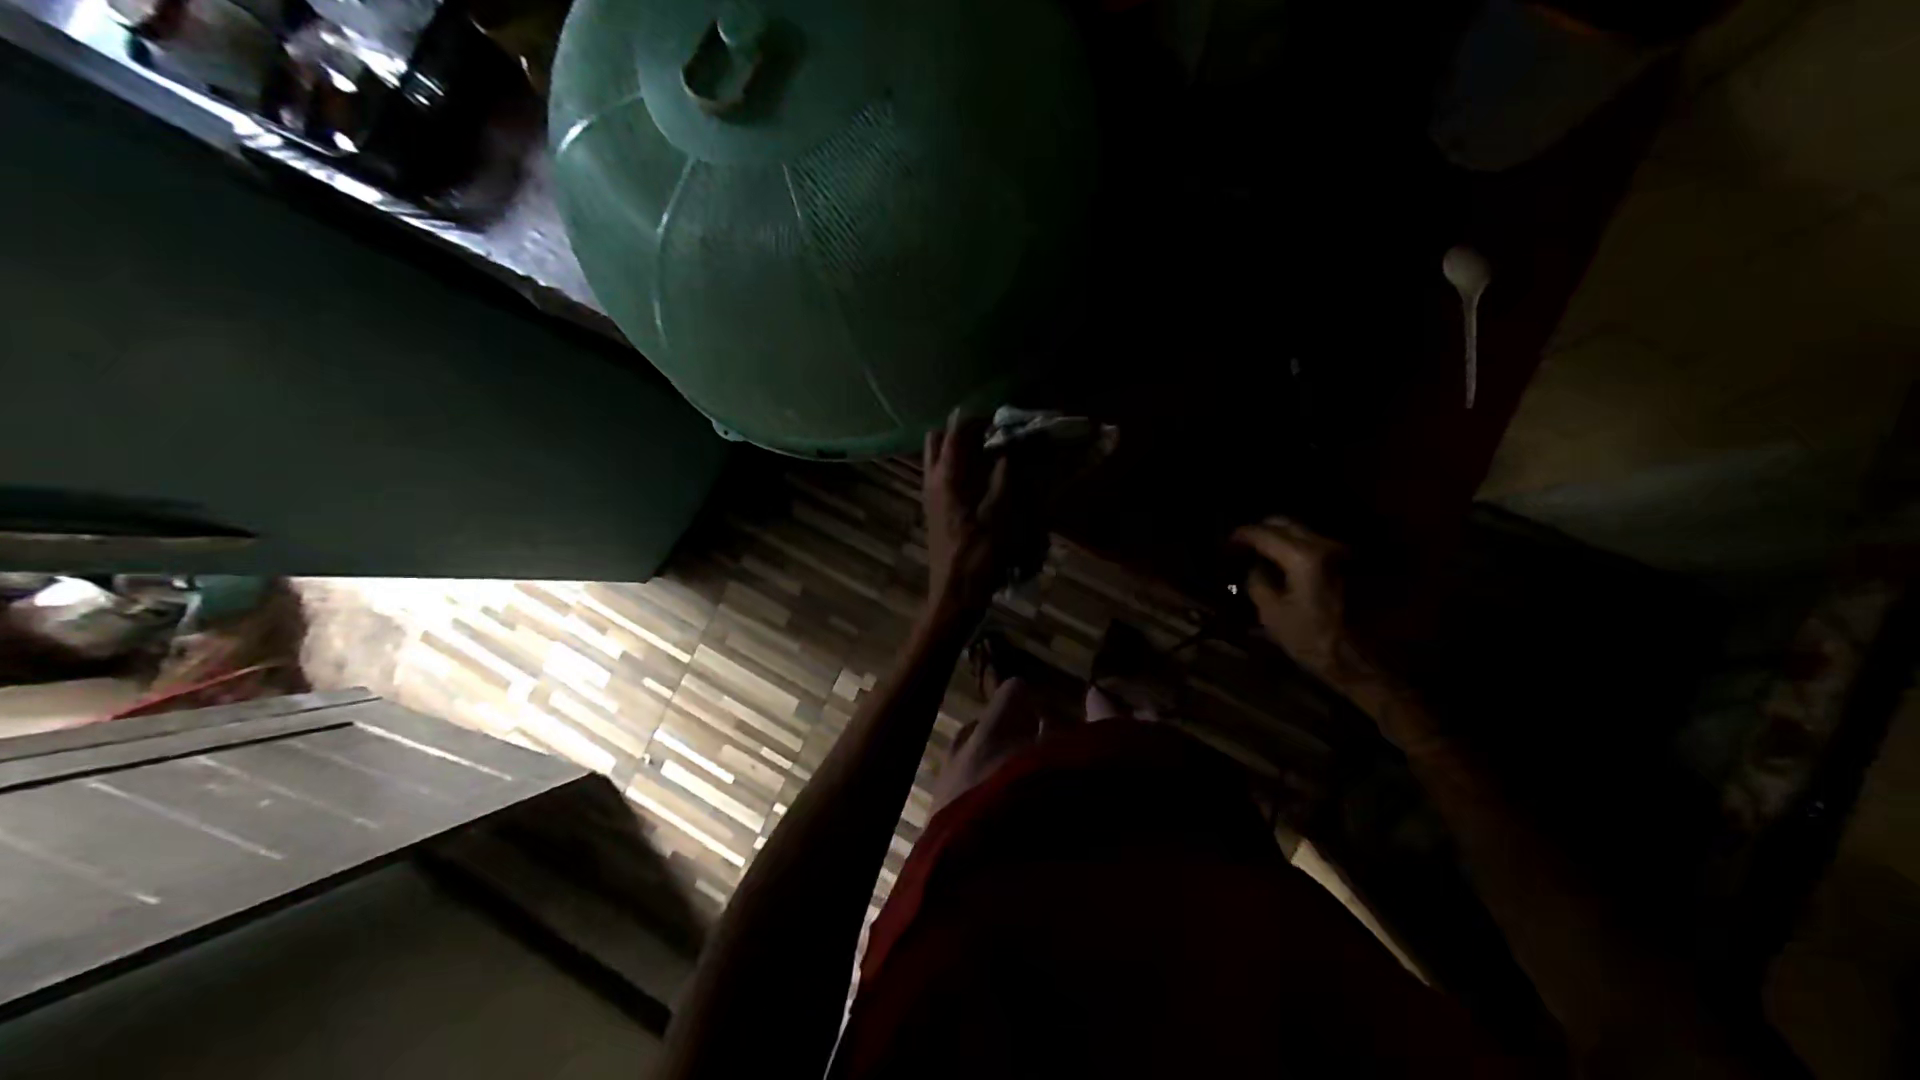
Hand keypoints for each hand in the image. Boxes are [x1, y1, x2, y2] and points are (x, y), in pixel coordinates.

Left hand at [922, 412, 1022, 617]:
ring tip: (989, 454)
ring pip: (937, 459)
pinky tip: (983, 480)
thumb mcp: (1002, 515)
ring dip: (959, 450)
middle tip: (990, 434)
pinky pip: (942, 477)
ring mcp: (930, 496)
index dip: (978, 419)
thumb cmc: (980, 555)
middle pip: (937, 440)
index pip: (956, 432)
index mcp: (947, 477)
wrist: (956, 594)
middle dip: (961, 431)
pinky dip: (960, 469)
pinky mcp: (935, 510)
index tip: (1001, 416)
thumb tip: (1010, 451)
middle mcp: (932, 481)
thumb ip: (1006, 477)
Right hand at [1231, 517, 1376, 688]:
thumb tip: (1255, 567)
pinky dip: (1295, 548)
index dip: (1242, 535)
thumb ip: (1258, 581)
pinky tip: (1283, 564)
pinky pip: (1313, 546)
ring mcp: (1339, 553)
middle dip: (1261, 530)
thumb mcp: (1271, 614)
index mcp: (1303, 557)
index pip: (1264, 534)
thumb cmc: (1313, 639)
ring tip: (1261, 554)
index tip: (1228, 541)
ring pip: (1302, 532)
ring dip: (1279, 538)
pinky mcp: (1347, 564)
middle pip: (1286, 524)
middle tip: (1243, 544)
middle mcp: (1324, 546)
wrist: (1360, 659)